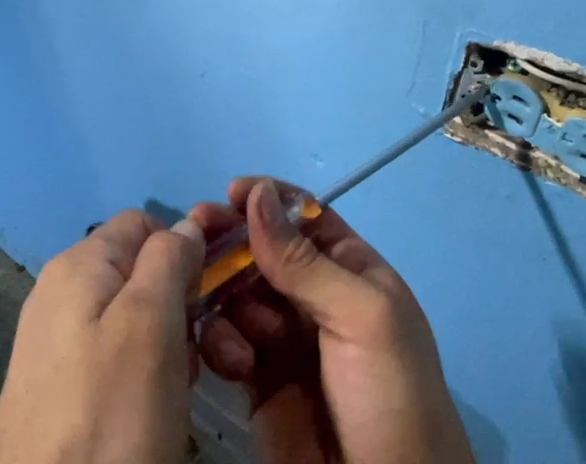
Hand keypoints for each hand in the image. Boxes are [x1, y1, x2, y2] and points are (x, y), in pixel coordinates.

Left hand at [0, 209, 206, 463]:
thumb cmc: (110, 410)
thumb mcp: (150, 322)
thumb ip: (169, 259)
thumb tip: (186, 223)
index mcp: (80, 265)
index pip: (144, 223)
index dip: (191, 241)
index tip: (230, 279)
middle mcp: (64, 294)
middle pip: (146, 274)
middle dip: (195, 303)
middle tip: (232, 352)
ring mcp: (62, 344)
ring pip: (141, 320)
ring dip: (185, 342)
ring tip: (208, 380)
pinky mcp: (66, 390)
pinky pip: (123, 359)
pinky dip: (155, 373)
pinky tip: (169, 405)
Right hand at [191, 179, 474, 463]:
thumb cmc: (389, 393)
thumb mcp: (360, 317)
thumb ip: (303, 260)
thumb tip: (257, 194)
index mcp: (352, 272)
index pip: (305, 219)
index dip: (269, 200)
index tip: (229, 192)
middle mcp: (316, 297)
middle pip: (262, 251)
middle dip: (231, 241)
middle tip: (196, 233)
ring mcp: (285, 338)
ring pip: (238, 294)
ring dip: (224, 296)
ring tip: (221, 316)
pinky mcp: (257, 379)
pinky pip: (227, 340)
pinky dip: (221, 341)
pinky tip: (231, 360)